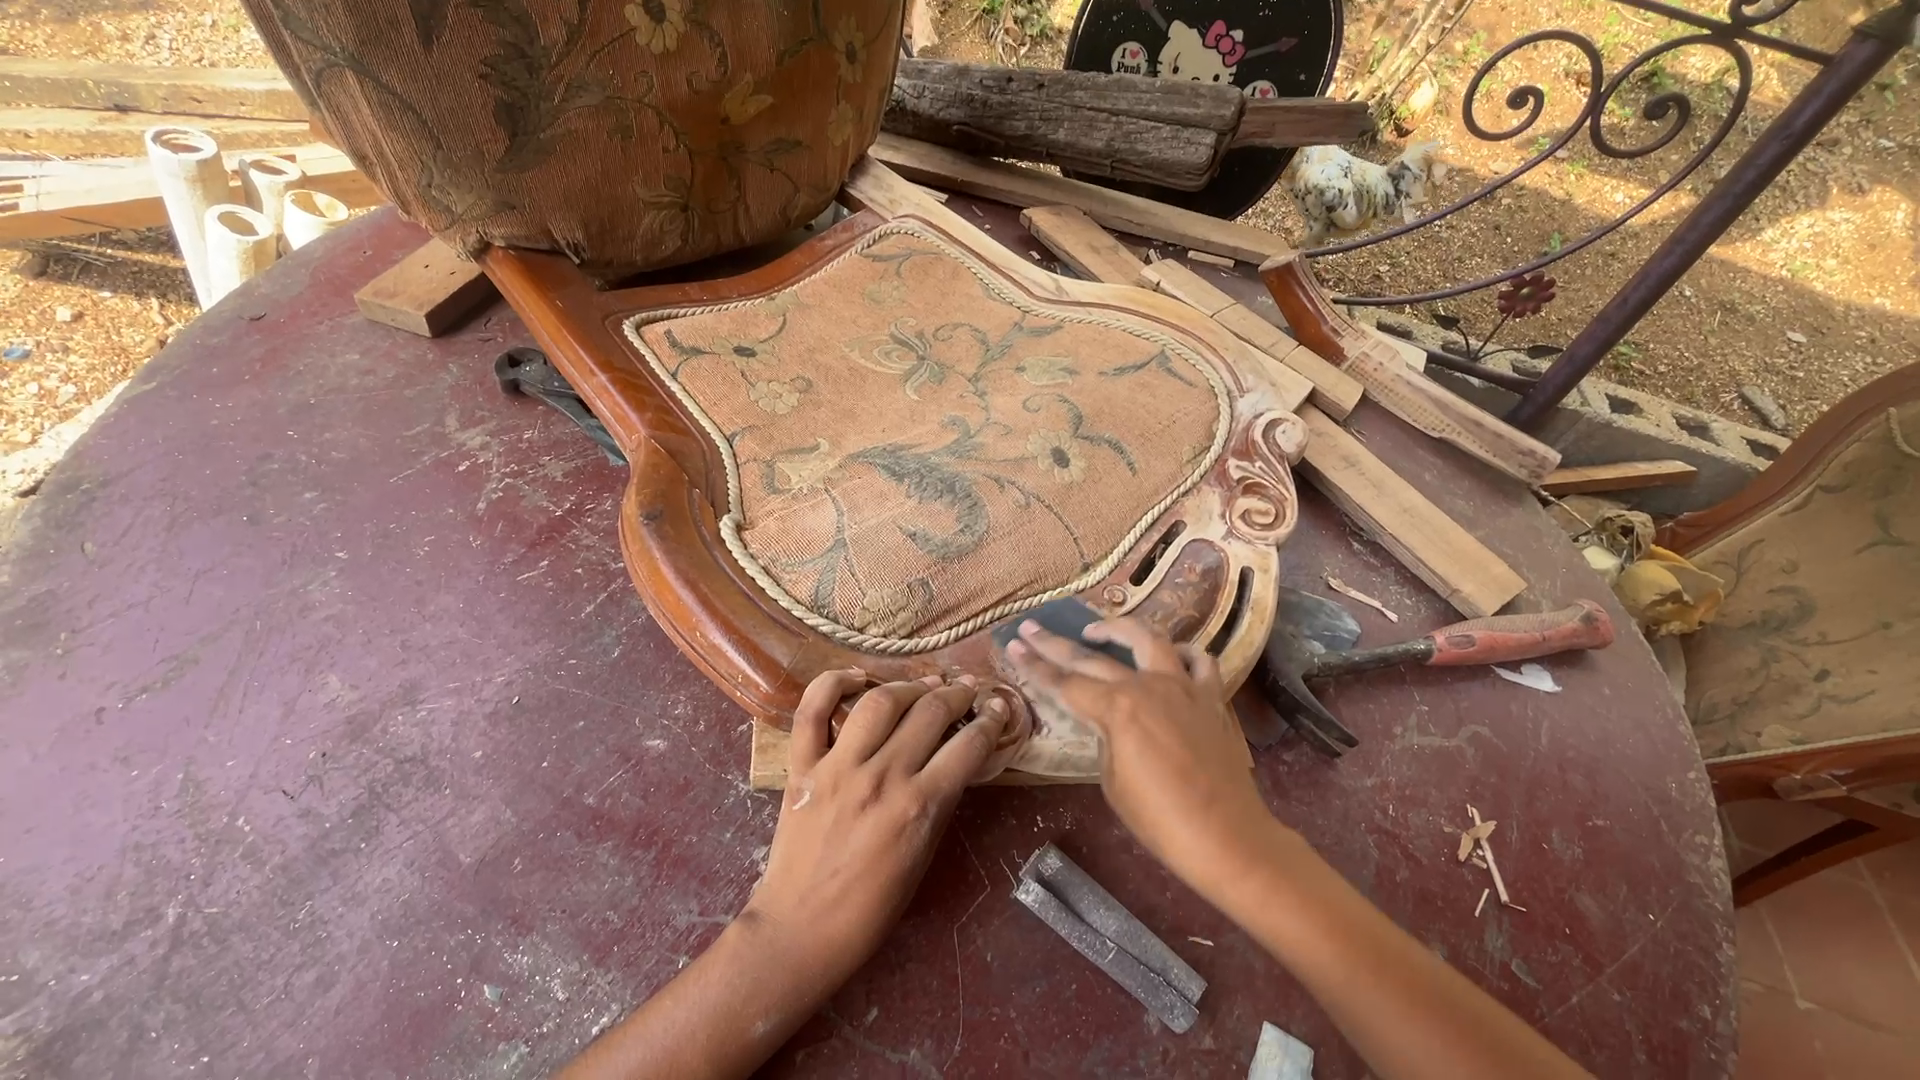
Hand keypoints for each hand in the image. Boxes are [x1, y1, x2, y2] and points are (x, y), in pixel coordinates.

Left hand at [741, 670, 1007, 983]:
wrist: (802, 928)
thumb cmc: (871, 906)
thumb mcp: (923, 855)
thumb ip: (938, 803)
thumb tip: (953, 760)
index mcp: (919, 806)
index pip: (967, 746)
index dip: (991, 721)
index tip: (998, 709)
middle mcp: (882, 776)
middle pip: (929, 713)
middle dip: (957, 694)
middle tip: (966, 690)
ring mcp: (838, 767)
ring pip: (879, 702)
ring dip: (908, 686)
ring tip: (923, 685)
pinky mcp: (802, 766)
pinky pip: (812, 711)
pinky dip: (832, 683)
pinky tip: (855, 676)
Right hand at [1004, 618, 1281, 894]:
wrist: (1224, 834)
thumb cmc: (1159, 819)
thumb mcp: (1112, 781)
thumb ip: (1105, 739)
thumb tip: (1109, 723)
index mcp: (1116, 709)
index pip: (1065, 683)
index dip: (1036, 666)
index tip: (1015, 646)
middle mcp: (1147, 686)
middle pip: (1092, 658)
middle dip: (1056, 643)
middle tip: (1032, 628)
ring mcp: (1183, 687)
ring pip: (1149, 639)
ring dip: (1119, 629)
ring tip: (1097, 628)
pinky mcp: (1212, 697)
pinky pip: (1200, 661)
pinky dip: (1183, 652)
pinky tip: (1172, 654)